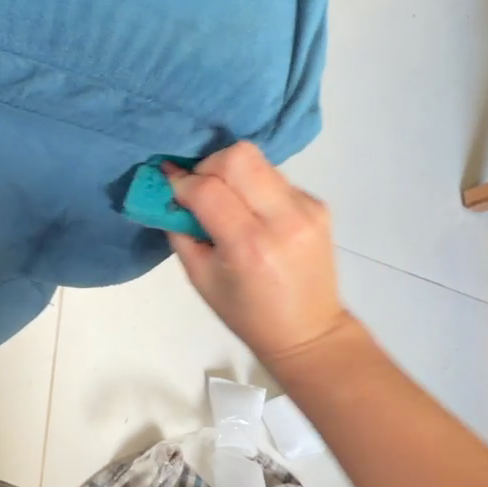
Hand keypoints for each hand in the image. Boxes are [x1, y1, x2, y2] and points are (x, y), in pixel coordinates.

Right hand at [163, 141, 354, 365]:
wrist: (306, 329)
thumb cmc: (245, 314)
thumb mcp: (201, 279)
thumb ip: (182, 235)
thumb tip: (169, 198)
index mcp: (249, 246)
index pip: (208, 189)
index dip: (182, 183)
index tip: (168, 185)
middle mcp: (283, 220)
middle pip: (239, 157)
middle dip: (208, 166)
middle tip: (197, 188)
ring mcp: (307, 208)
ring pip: (258, 163)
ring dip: (231, 176)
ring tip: (223, 204)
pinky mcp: (319, 204)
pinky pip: (275, 179)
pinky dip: (253, 189)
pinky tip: (250, 215)